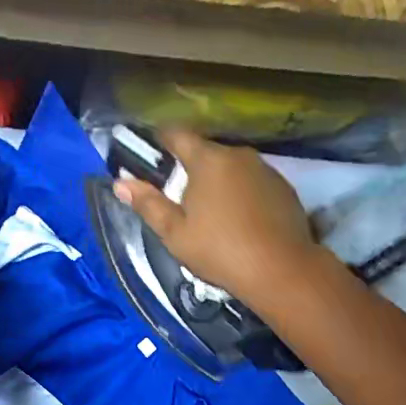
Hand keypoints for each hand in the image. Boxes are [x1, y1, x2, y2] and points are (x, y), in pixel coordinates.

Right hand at [112, 129, 329, 303]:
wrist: (279, 269)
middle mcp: (238, 155)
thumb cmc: (219, 250)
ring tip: (212, 213)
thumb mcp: (175, 233)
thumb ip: (148, 205)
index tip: (151, 149)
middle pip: (207, 153)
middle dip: (192, 168)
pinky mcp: (284, 189)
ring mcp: (265, 170)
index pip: (178, 135)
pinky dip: (243, 195)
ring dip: (219, 183)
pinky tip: (240, 222)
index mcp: (207, 160)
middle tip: (180, 196)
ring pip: (233, 168)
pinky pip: (254, 184)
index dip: (161, 140)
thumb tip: (120, 183)